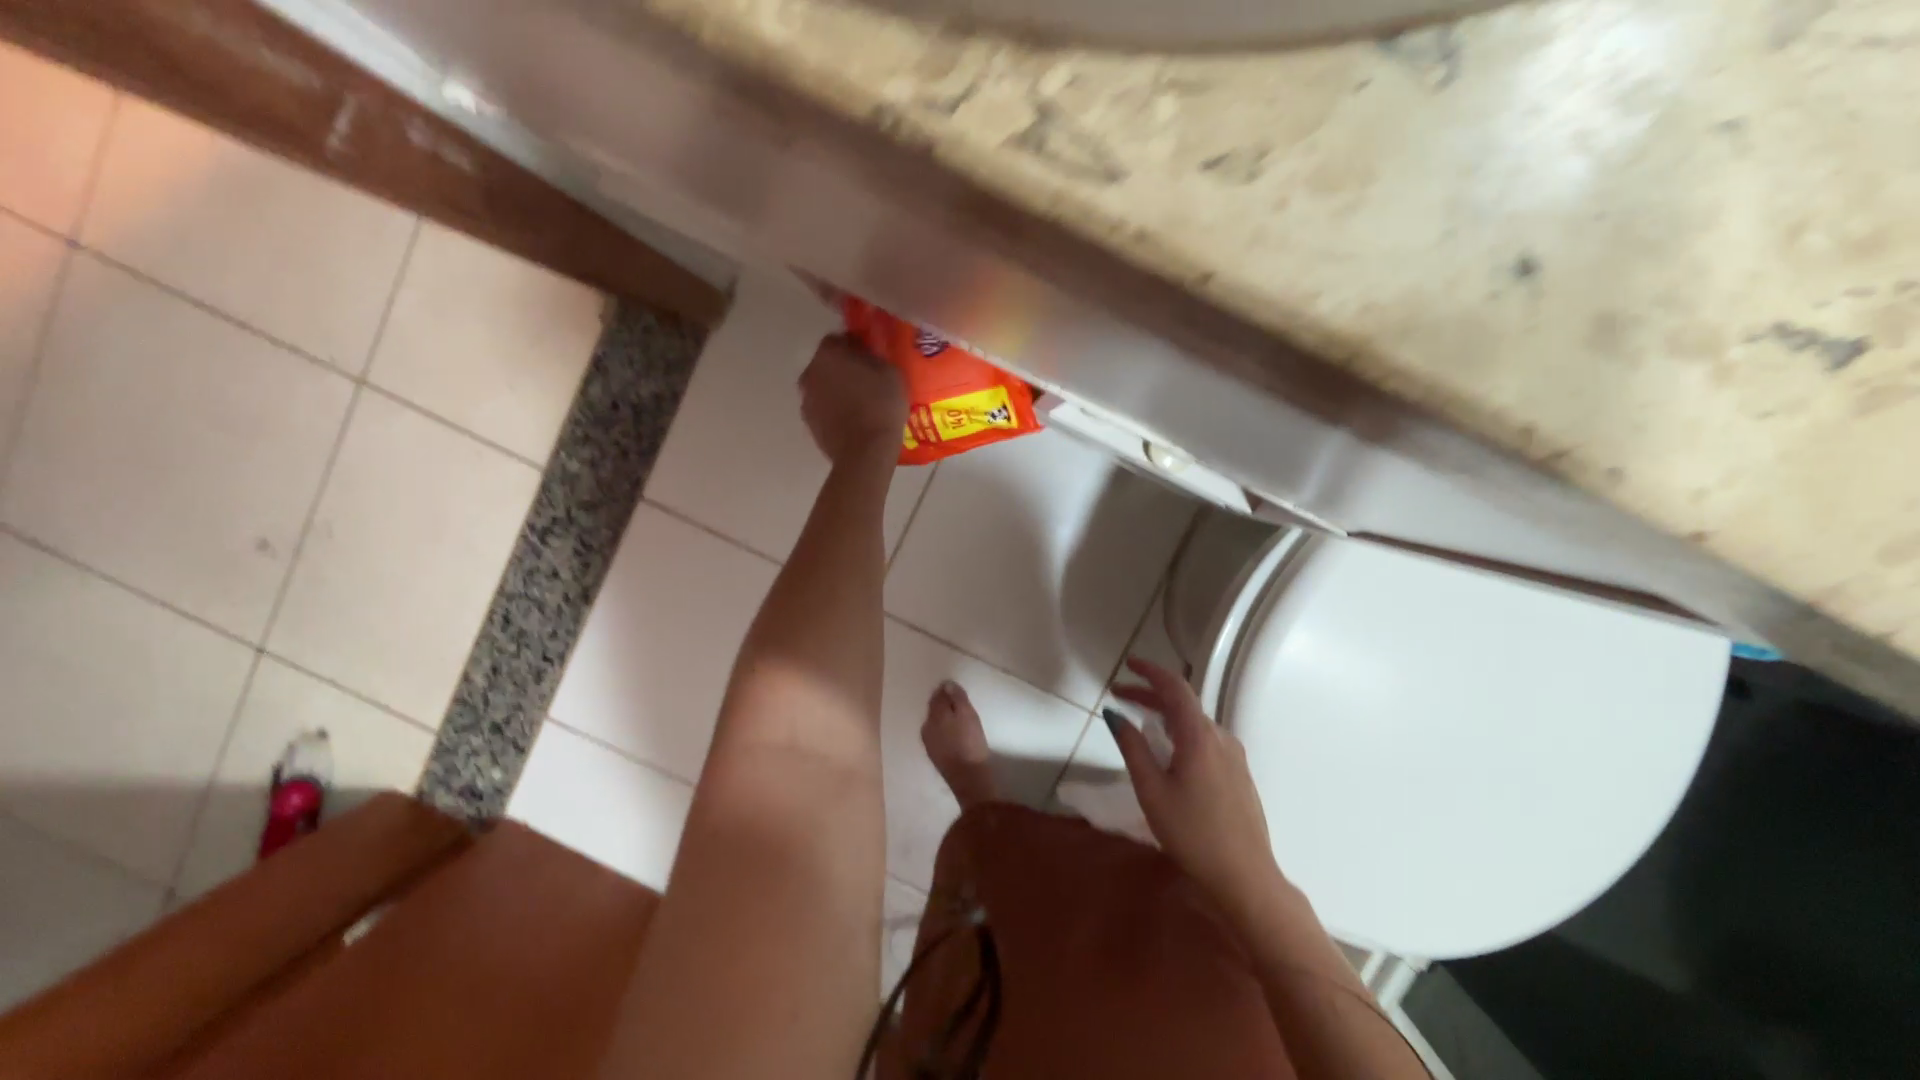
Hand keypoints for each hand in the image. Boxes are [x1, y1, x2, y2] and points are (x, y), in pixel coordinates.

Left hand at [799, 335, 906, 464]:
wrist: (865, 452)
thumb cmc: (880, 405)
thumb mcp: (890, 371)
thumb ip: (873, 356)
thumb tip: (865, 354)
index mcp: (827, 354)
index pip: (839, 340)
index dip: (855, 346)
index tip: (871, 357)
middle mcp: (809, 373)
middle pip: (827, 364)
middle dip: (843, 368)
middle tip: (867, 380)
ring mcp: (806, 401)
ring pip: (823, 388)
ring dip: (837, 390)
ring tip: (860, 404)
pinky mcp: (809, 425)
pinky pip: (823, 409)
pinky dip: (834, 411)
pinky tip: (853, 421)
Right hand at [1106, 657, 1285, 917]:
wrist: (1243, 875)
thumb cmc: (1191, 833)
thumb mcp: (1151, 790)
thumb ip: (1132, 747)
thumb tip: (1115, 714)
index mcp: (1199, 736)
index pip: (1175, 687)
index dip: (1150, 671)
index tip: (1127, 663)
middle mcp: (1221, 738)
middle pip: (1184, 703)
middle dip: (1151, 694)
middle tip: (1119, 695)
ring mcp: (1234, 756)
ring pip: (1195, 722)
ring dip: (1166, 714)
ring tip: (1139, 720)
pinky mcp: (1238, 774)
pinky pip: (1206, 739)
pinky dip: (1181, 732)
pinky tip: (1168, 749)